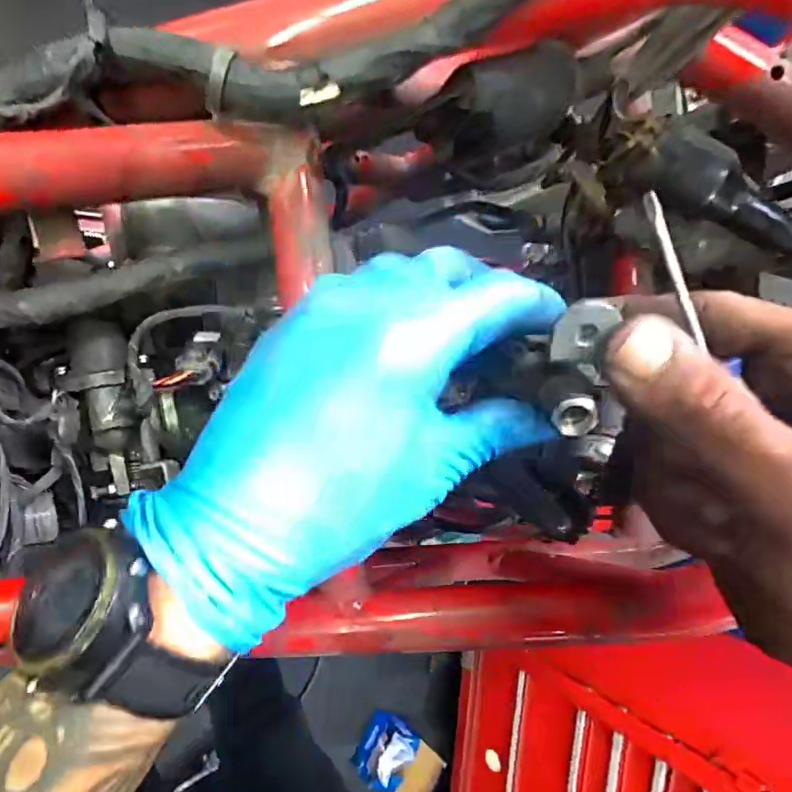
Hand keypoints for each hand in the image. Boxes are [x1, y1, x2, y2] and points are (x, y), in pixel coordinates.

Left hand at [123, 247, 564, 651]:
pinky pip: (349, 292)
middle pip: (445, 268)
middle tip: (502, 340)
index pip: (496, 292)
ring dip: (430, 294)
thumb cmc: (339, 501)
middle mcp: (365, 300)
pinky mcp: (289, 324)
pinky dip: (384, 305)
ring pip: (393, 272)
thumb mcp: (431, 463)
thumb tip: (536, 414)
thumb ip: (491, 425)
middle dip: (483, 293)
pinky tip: (389, 349)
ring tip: (447, 344)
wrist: (237, 523)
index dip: (536, 305)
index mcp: (412, 331)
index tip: (554, 326)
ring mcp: (319, 306)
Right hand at [602, 293, 791, 680]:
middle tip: (704, 492)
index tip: (569, 355)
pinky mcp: (734, 480)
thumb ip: (705, 411)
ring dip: (677, 486)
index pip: (711, 314)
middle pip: (672, 382)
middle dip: (669, 444)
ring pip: (660, 437)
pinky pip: (668, 476)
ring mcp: (760, 437)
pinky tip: (725, 538)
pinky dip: (682, 510)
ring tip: (730, 526)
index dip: (638, 331)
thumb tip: (619, 337)